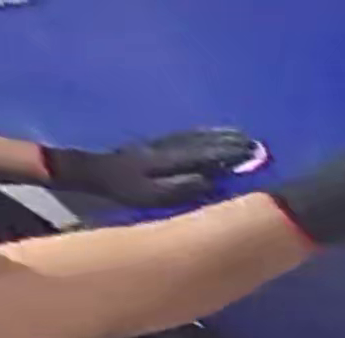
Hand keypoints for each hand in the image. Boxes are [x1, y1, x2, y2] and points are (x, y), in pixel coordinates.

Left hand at [41, 127, 260, 207]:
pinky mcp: (155, 144)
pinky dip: (203, 135)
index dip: (233, 156)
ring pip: (195, 137)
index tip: (256, 156)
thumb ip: (183, 187)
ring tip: (241, 136)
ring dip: (220, 136)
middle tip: (257, 145)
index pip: (207, 156)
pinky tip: (213, 135)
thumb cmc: (124, 189)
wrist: (87, 171)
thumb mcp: (153, 194)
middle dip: (231, 144)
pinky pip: (185, 137)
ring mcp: (160, 144)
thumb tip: (210, 181)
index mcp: (171, 161)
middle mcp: (168, 148)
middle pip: (204, 143)